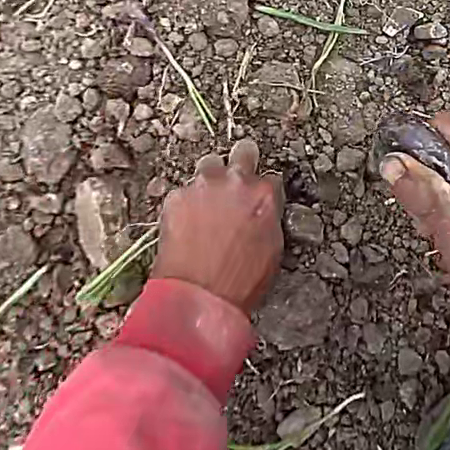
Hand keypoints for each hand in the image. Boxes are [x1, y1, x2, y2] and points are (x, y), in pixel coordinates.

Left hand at [150, 138, 283, 313]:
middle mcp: (236, 181)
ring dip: (211, 179)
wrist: (197, 297)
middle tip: (235, 182)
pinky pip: (183, 190)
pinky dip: (185, 202)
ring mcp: (203, 186)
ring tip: (207, 203)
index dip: (262, 189)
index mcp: (265, 193)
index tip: (256, 199)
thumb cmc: (240, 280)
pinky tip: (187, 223)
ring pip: (209, 165)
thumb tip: (264, 211)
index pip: (270, 177)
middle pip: (243, 152)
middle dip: (242, 162)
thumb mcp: (273, 246)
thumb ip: (269, 216)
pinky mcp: (175, 197)